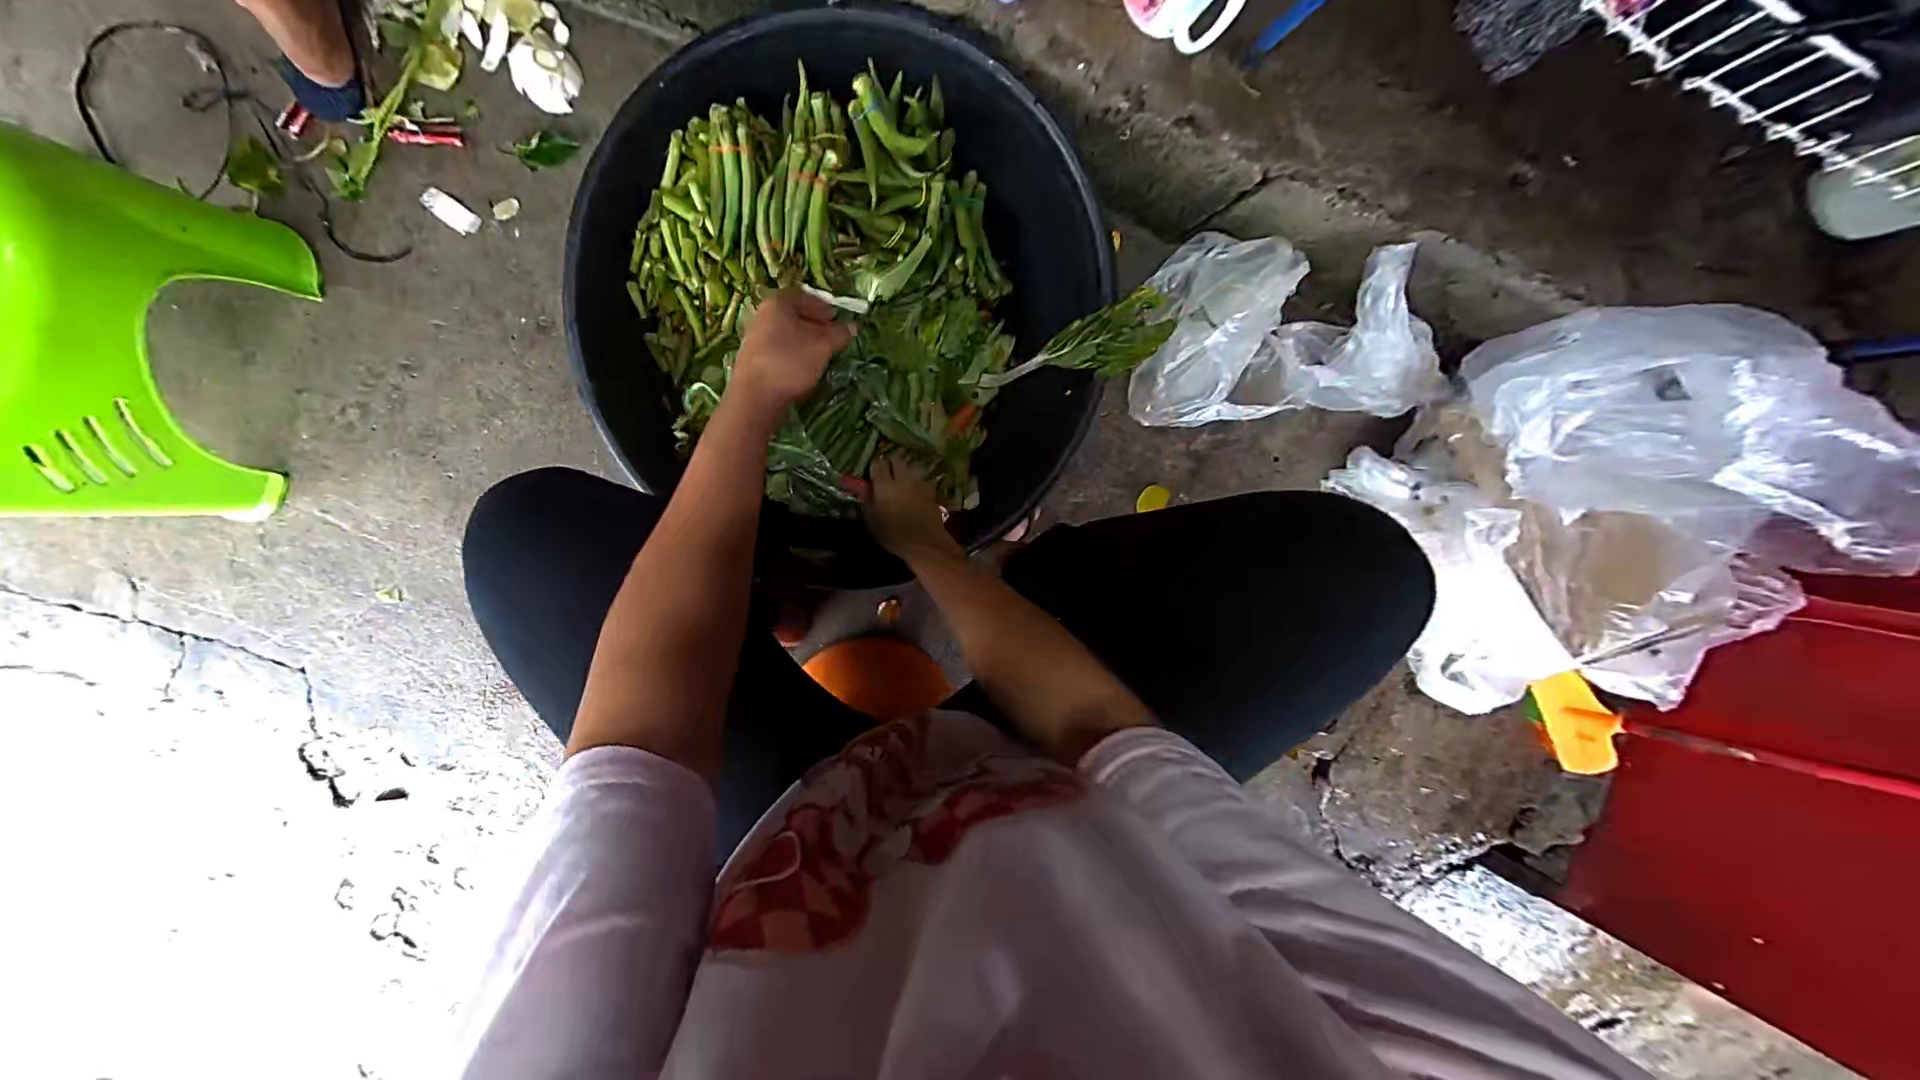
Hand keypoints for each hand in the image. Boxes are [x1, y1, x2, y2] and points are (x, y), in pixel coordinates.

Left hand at [727, 290, 855, 423]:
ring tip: (820, 354)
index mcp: (777, 304)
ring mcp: (754, 338)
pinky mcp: (752, 359)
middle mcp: (761, 316)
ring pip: (785, 334)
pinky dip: (792, 354)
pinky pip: (778, 349)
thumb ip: (839, 334)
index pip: (803, 297)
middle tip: (831, 337)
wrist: (755, 396)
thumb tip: (852, 327)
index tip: (836, 318)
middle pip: (793, 316)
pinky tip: (802, 367)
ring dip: (804, 341)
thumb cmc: (791, 362)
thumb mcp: (823, 346)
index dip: (822, 307)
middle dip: (814, 325)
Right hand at [865, 456, 963, 565]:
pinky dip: (918, 482)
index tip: (873, 475)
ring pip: (912, 467)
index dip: (875, 467)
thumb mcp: (871, 519)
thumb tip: (858, 485)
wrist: (924, 543)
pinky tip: (916, 492)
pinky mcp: (932, 492)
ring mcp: (919, 484)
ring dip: (906, 470)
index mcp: (885, 485)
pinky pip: (923, 480)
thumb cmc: (892, 535)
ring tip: (903, 481)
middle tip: (887, 475)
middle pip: (897, 460)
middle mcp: (903, 479)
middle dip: (891, 464)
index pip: (878, 464)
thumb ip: (866, 499)